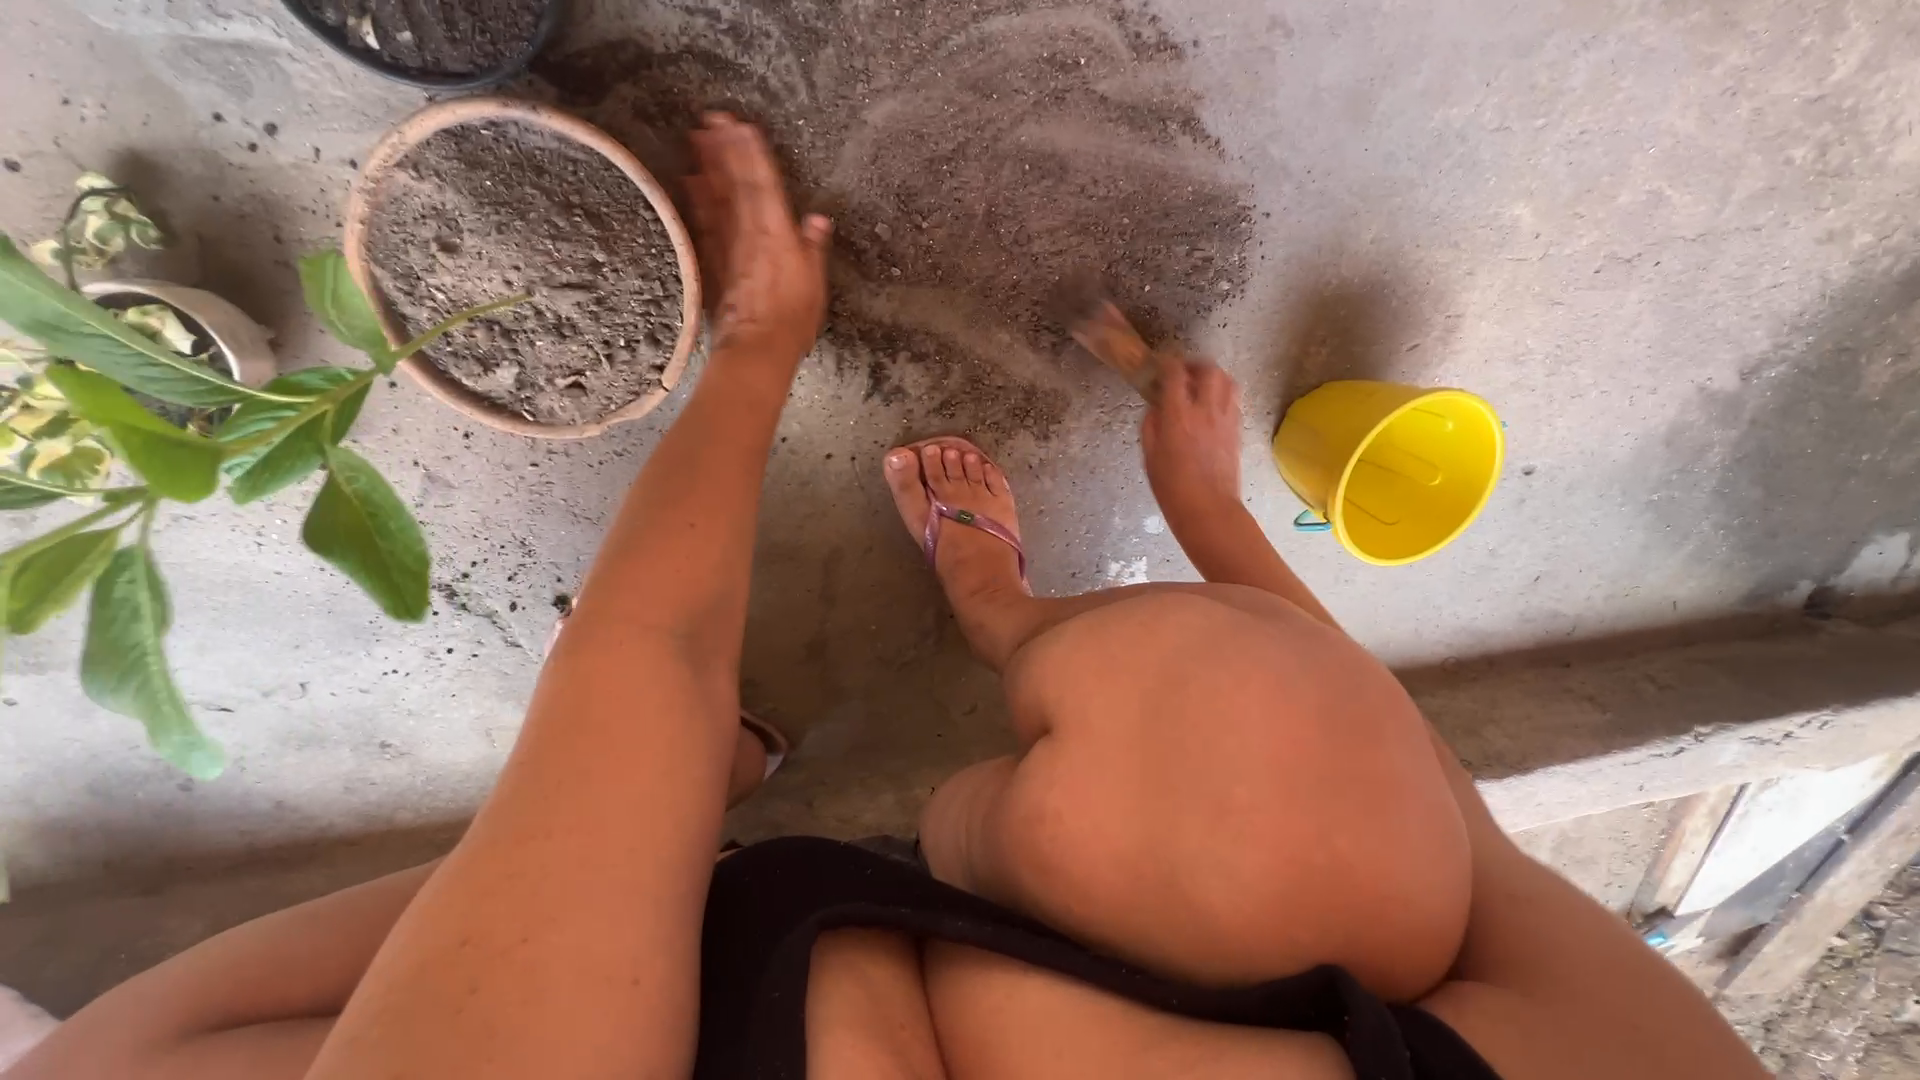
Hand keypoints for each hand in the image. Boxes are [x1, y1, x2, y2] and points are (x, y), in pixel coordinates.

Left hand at [685, 113, 831, 362]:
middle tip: (712, 118)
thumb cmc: (792, 320)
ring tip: (696, 139)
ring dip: (706, 166)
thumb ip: (812, 248)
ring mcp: (727, 246)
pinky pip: (703, 223)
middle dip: (724, 150)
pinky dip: (695, 200)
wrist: (756, 348)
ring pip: (715, 198)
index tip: (742, 125)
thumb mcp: (815, 283)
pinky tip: (689, 183)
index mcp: (777, 233)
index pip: (764, 183)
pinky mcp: (712, 264)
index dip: (753, 153)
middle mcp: (748, 232)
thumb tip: (817, 221)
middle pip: (734, 183)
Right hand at [1142, 357, 1243, 514]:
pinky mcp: (1237, 430)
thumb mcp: (1150, 456)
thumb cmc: (1173, 488)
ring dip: (1214, 376)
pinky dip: (1223, 394)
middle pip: (1208, 369)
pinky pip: (1234, 400)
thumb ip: (1152, 425)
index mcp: (1179, 416)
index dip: (1167, 363)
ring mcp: (1226, 419)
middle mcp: (1206, 411)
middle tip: (1183, 370)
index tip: (1161, 364)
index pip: (1175, 373)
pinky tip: (1212, 406)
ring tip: (1201, 384)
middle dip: (1195, 364)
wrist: (1208, 508)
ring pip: (1228, 381)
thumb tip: (1157, 408)